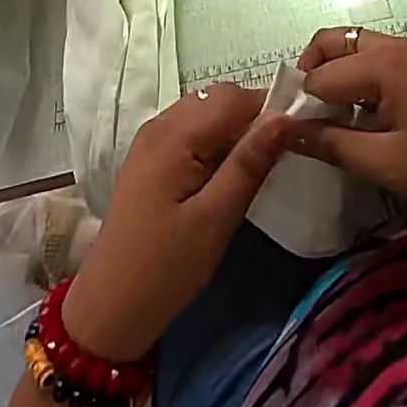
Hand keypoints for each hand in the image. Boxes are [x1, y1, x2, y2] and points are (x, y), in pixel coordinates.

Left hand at [62, 84, 294, 360]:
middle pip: (220, 96)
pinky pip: (192, 126)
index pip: (236, 97)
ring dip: (235, 126)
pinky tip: (224, 171)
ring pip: (207, 108)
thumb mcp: (217, 218)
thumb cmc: (166, 267)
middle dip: (254, 116)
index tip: (297, 138)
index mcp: (175, 135)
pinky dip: (216, 136)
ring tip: (253, 166)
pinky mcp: (151, 155)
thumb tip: (287, 116)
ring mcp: (151, 138)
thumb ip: (250, 162)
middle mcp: (160, 124)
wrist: (110, 309)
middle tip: (276, 156)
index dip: (271, 110)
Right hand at [293, 27, 406, 206]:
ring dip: (331, 76)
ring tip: (329, 121)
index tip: (292, 139)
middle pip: (329, 43)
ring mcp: (406, 53)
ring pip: (349, 50)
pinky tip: (358, 118)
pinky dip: (352, 80)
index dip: (299, 108)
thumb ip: (330, 144)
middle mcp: (389, 47)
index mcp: (380, 64)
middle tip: (306, 119)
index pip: (317, 77)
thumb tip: (285, 133)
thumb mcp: (385, 162)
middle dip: (309, 75)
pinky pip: (369, 61)